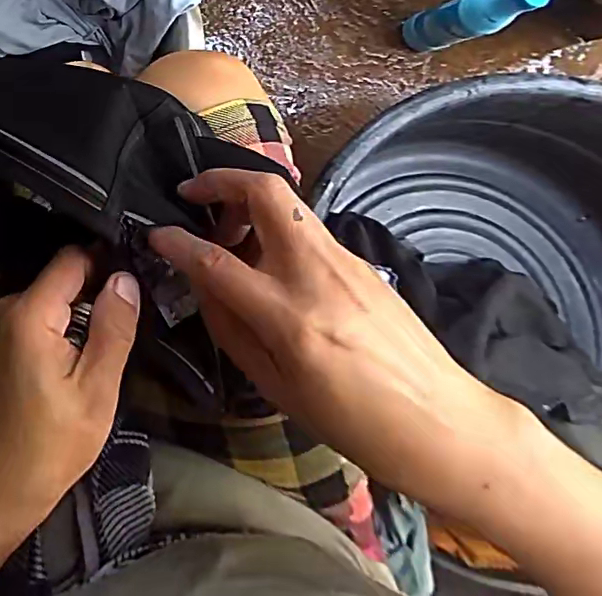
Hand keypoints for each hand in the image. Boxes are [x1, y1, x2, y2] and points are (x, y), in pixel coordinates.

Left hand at [0, 245, 140, 521]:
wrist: (2, 485)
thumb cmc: (52, 443)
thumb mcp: (96, 388)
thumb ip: (113, 328)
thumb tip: (126, 277)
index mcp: (31, 312)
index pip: (73, 258)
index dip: (107, 261)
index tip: (136, 278)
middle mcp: (12, 306)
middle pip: (64, 274)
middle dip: (99, 287)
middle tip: (131, 313)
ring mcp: (6, 321)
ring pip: (57, 293)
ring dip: (86, 308)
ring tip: (115, 332)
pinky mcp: (8, 337)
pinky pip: (46, 311)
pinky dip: (69, 322)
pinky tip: (89, 348)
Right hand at [149, 169, 533, 520]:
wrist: (445, 423)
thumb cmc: (354, 422)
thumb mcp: (276, 386)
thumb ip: (231, 327)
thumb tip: (201, 283)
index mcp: (289, 316)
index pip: (216, 261)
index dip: (177, 242)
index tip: (156, 234)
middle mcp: (315, 271)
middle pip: (263, 190)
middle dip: (220, 179)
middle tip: (193, 193)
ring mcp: (343, 258)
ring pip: (286, 199)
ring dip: (246, 200)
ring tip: (229, 232)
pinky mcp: (359, 258)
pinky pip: (305, 225)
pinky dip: (273, 225)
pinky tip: (268, 260)